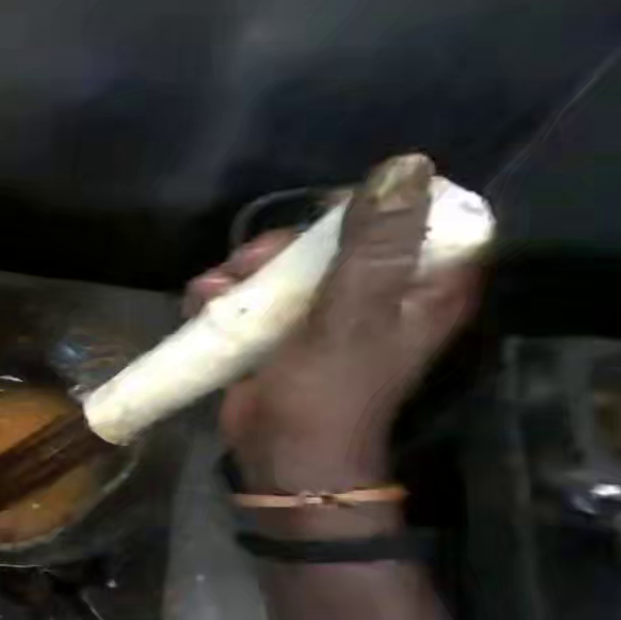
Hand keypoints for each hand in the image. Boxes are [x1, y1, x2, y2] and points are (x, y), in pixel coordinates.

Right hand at [188, 154, 481, 493]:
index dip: (366, 206)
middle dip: (279, 247)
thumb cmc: (328, 391)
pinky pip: (251, 297)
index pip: (412, 219)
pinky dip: (222, 298)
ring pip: (281, 267)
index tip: (317, 218)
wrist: (281, 454)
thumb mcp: (351, 314)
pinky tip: (201, 307)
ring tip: (211, 294)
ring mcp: (321, 314)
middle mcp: (375, 293)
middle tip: (248, 264)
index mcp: (419, 286)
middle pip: (330, 239)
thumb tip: (404, 165)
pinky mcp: (277, 333)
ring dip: (238, 274)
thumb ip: (373, 245)